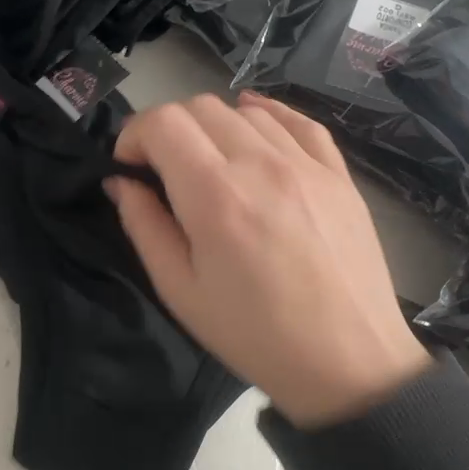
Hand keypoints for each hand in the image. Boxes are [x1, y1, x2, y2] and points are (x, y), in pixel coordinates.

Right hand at [106, 92, 429, 427]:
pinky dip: (265, 116)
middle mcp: (261, 165)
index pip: (162, 122)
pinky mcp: (339, 176)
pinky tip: (250, 131)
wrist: (348, 362)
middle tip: (160, 169)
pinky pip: (298, 121)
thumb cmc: (250, 331)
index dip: (133, 136)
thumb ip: (142, 224)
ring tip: (205, 164)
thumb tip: (120, 182)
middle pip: (199, 107)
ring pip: (243, 110)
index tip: (129, 169)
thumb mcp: (176, 287)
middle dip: (166, 129)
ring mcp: (307, 165)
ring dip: (210, 127)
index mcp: (215, 195)